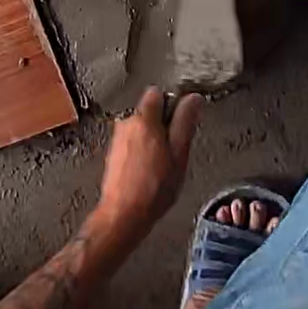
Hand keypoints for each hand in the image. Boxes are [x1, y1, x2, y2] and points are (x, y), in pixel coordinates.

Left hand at [95, 89, 201, 234]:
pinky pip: (133, 142)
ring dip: (152, 139)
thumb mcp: (179, 153)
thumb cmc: (152, 188)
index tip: (180, 122)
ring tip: (160, 164)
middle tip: (173, 149)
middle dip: (163, 124)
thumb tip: (193, 99)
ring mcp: (118, 138)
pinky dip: (141, 151)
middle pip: (150, 110)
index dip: (172, 104)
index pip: (158, 92)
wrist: (123, 215)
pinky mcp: (114, 153)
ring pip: (142, 127)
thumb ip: (185, 121)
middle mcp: (126, 123)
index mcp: (144, 119)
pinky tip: (148, 171)